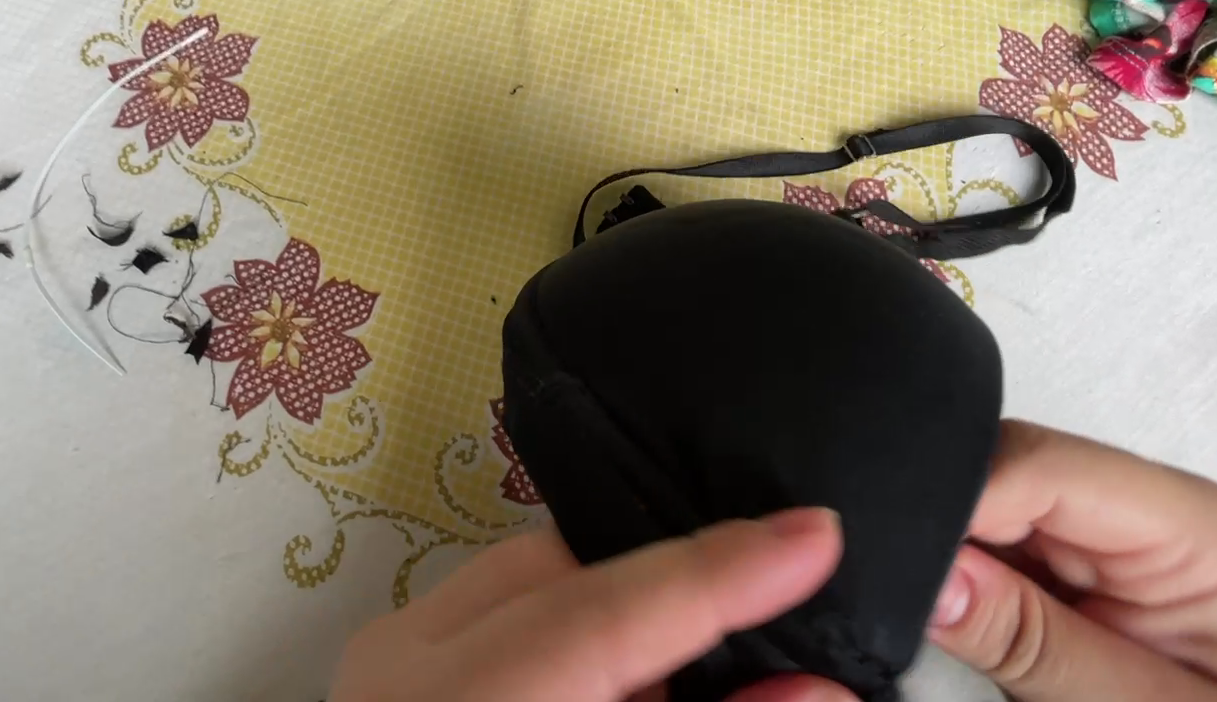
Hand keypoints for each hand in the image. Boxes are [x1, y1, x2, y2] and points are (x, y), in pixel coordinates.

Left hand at [330, 508, 856, 701]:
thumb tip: (824, 688)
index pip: (598, 615)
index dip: (714, 572)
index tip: (816, 531)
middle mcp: (408, 662)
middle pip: (564, 577)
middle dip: (669, 587)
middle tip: (764, 600)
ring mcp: (392, 648)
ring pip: (537, 575)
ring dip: (622, 607)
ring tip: (688, 648)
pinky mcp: (395, 648)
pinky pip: (508, 597)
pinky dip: (576, 621)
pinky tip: (616, 663)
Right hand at [926, 421, 1216, 700]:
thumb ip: (1040, 645)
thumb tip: (929, 578)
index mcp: (1183, 521)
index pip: (1039, 462)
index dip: (960, 495)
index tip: (899, 552)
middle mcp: (1130, 506)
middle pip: (998, 467)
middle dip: (938, 516)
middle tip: (894, 578)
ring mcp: (1092, 534)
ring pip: (977, 501)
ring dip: (938, 546)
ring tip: (910, 593)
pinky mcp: (1061, 566)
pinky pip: (981, 543)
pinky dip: (948, 569)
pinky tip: (934, 597)